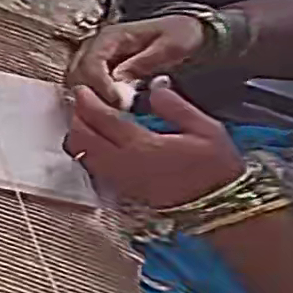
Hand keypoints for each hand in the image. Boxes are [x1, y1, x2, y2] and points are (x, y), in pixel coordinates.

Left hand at [65, 78, 241, 209]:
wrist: (215, 206)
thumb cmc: (215, 168)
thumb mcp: (207, 131)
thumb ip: (176, 108)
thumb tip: (155, 86)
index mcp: (140, 145)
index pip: (101, 118)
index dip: (87, 101)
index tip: (82, 89)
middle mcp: (118, 161)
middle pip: (80, 135)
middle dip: (77, 115)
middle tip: (82, 102)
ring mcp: (113, 176)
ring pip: (79, 151)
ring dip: (77, 132)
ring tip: (86, 119)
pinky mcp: (114, 186)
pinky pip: (87, 163)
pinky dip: (83, 148)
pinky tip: (95, 140)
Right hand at [66, 15, 205, 106]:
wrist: (182, 31)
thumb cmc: (180, 35)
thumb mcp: (172, 45)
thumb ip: (144, 61)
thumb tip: (117, 78)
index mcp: (110, 37)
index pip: (91, 63)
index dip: (100, 84)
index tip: (117, 101)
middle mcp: (93, 47)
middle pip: (76, 75)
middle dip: (92, 94)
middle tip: (116, 109)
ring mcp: (91, 59)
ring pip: (76, 83)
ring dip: (91, 98)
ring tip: (115, 109)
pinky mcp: (94, 71)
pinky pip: (84, 87)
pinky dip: (94, 98)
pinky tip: (111, 106)